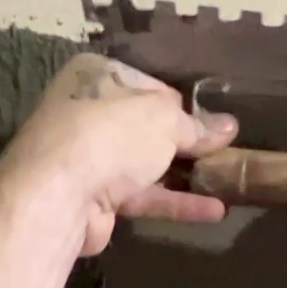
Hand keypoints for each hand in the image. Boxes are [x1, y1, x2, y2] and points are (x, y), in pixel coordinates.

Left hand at [0, 53, 238, 256]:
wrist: (58, 196)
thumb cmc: (111, 134)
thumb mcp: (164, 119)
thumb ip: (196, 126)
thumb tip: (228, 126)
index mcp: (96, 76)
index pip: (147, 84)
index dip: (180, 103)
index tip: (210, 119)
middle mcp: (88, 112)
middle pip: (146, 126)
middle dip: (185, 140)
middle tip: (225, 150)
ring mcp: (89, 158)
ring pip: (145, 163)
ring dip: (185, 174)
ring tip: (228, 180)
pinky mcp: (95, 198)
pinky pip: (143, 196)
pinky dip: (176, 202)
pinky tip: (215, 211)